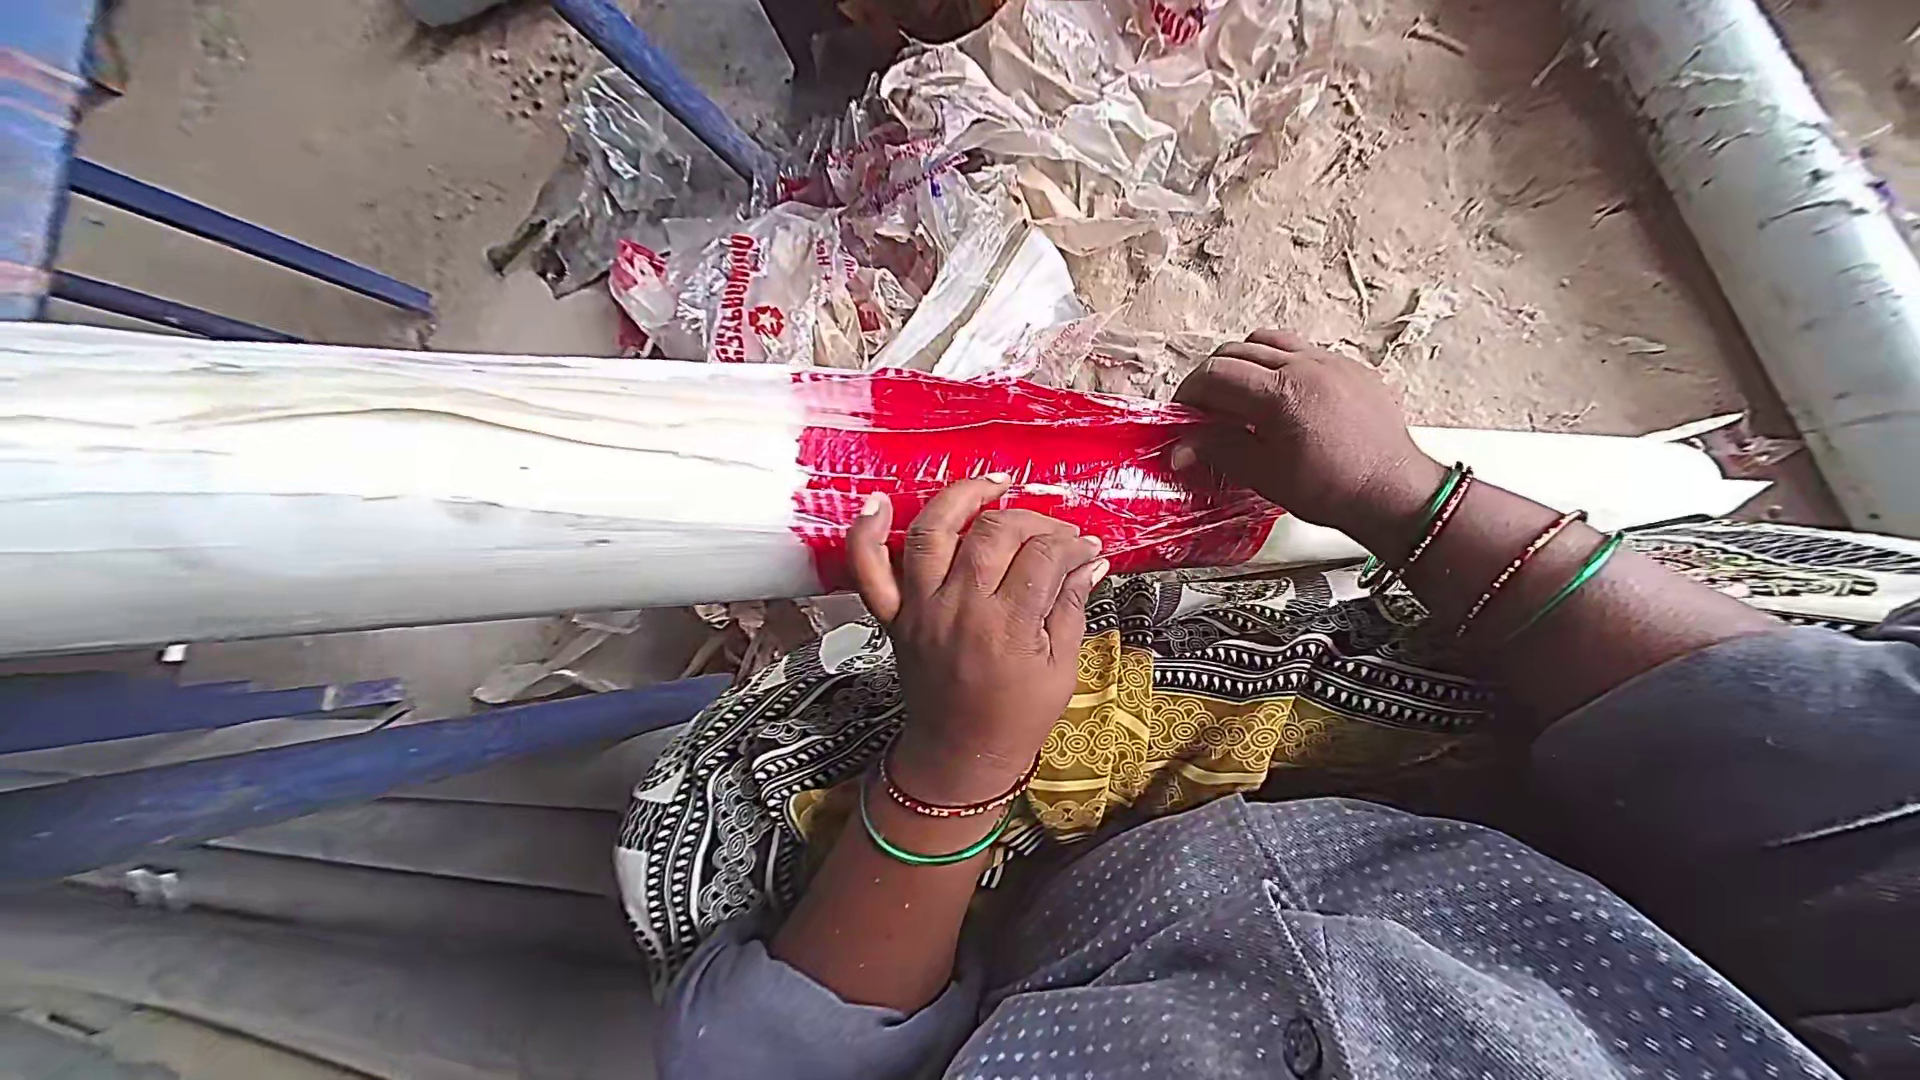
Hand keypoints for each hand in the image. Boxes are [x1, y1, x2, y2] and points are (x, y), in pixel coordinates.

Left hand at [845, 476, 1107, 803]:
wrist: (959, 754)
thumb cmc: (1016, 718)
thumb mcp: (1061, 669)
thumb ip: (1071, 606)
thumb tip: (1091, 559)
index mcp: (1007, 628)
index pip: (1043, 556)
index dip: (1071, 543)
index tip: (1085, 547)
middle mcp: (959, 608)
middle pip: (993, 533)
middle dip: (1032, 520)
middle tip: (1053, 531)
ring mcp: (919, 608)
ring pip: (932, 532)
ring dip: (961, 497)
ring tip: (993, 484)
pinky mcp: (893, 615)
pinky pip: (868, 569)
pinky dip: (865, 532)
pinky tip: (878, 500)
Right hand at [1172, 329, 1446, 545]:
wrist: (1393, 492)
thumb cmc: (1329, 489)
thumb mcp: (1263, 474)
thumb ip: (1218, 451)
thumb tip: (1179, 449)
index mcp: (1281, 394)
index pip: (1215, 375)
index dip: (1188, 393)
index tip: (1182, 415)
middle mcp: (1306, 366)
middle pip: (1236, 351)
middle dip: (1210, 377)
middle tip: (1202, 408)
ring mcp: (1331, 361)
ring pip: (1268, 341)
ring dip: (1241, 363)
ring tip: (1237, 396)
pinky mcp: (1349, 367)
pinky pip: (1300, 349)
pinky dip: (1275, 364)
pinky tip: (1276, 397)